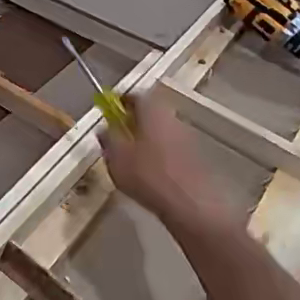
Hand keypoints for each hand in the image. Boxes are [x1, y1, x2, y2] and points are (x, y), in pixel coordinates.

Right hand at [101, 90, 229, 234]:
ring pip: (162, 129)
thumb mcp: (117, 159)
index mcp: (153, 111)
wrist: (190, 203)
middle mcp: (173, 117)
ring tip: (132, 155)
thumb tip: (105, 128)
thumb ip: (109, 139)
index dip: (121, 101)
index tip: (110, 109)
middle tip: (119, 133)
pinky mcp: (195, 155)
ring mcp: (187, 135)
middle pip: (152, 111)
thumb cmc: (148, 175)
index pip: (136, 95)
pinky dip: (159, 151)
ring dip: (148, 136)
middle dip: (135, 119)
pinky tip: (151, 170)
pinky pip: (171, 145)